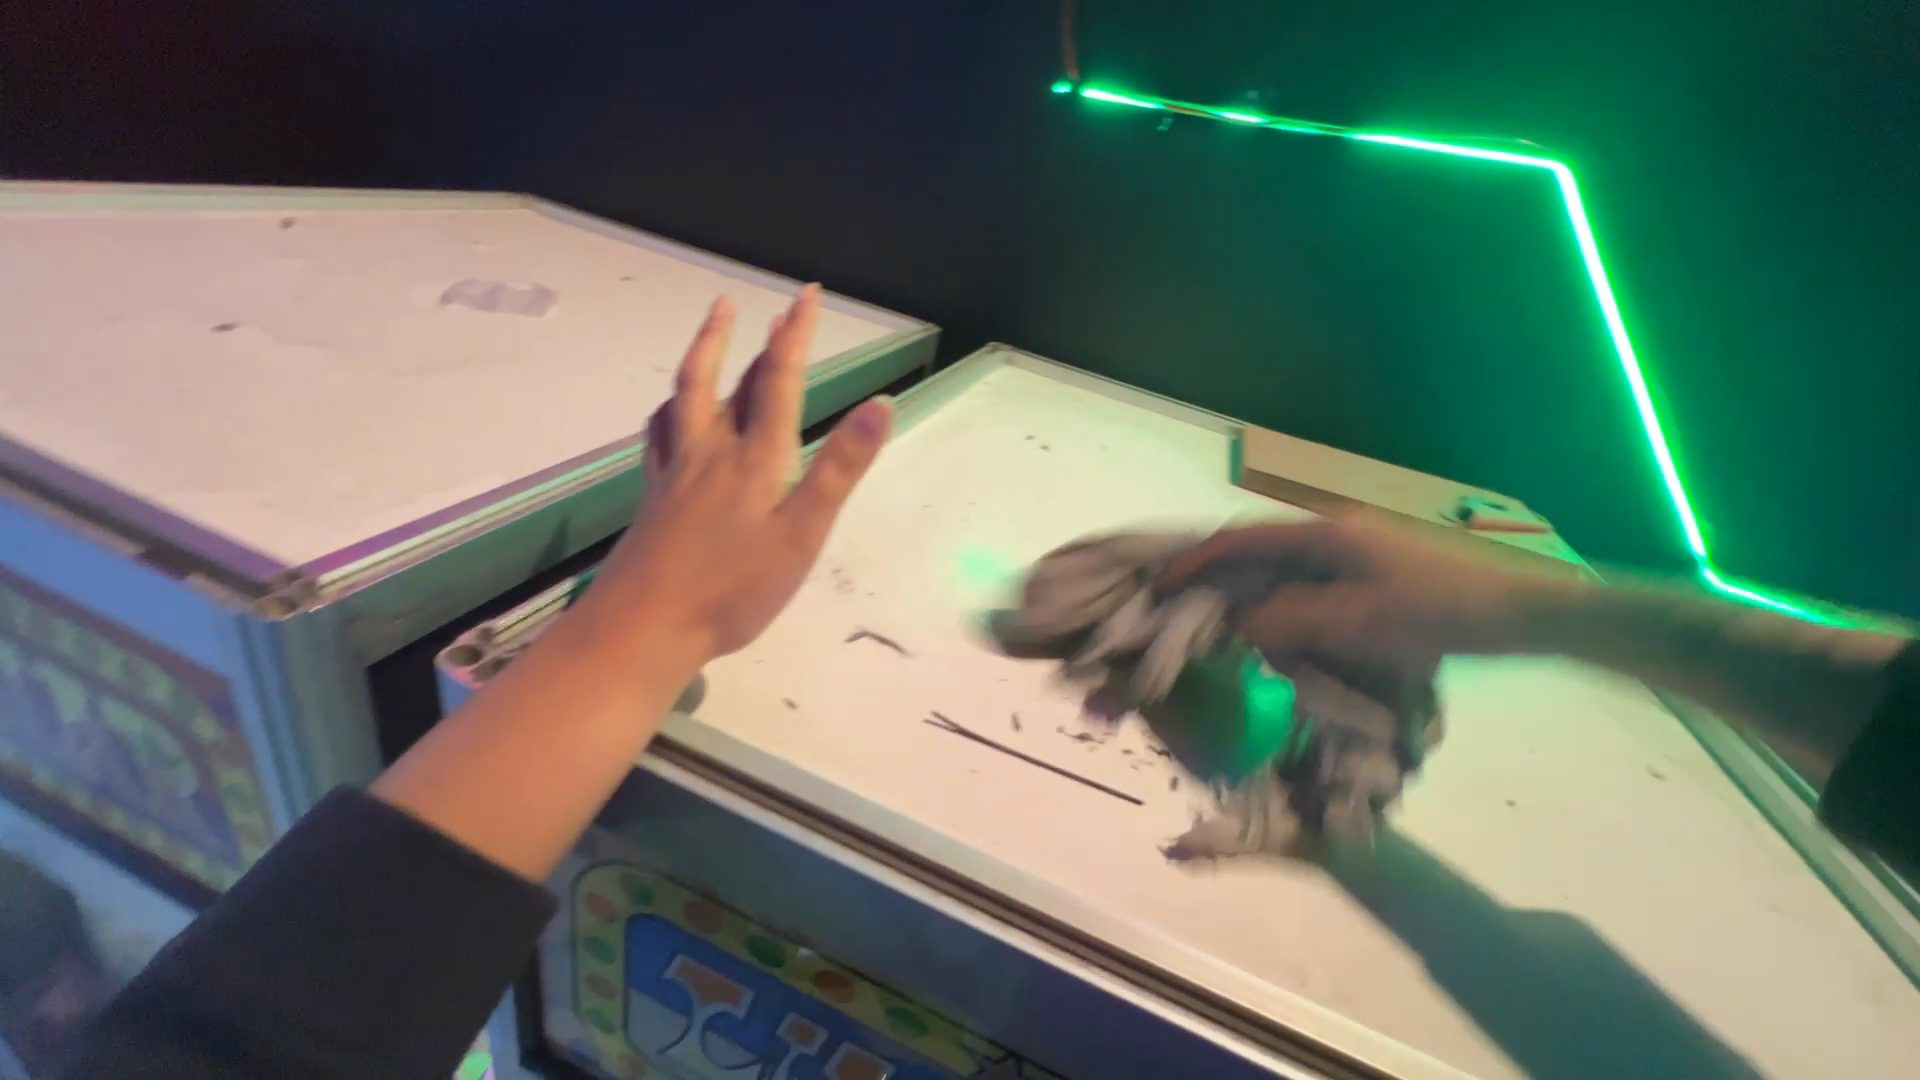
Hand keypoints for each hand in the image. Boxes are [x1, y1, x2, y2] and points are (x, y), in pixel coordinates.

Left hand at [570, 286, 892, 665]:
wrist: (646, 626)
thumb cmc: (736, 587)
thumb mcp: (804, 532)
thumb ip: (840, 467)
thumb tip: (880, 403)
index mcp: (757, 458)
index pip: (779, 381)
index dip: (795, 336)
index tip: (807, 295)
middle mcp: (714, 450)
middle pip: (738, 380)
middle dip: (764, 339)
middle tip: (779, 305)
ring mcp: (678, 469)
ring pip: (691, 394)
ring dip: (708, 352)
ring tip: (716, 320)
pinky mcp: (654, 493)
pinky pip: (660, 432)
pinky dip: (671, 405)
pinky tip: (671, 407)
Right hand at [1163, 513, 1571, 673]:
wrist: (1525, 608)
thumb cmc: (1438, 611)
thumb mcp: (1358, 622)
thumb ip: (1290, 620)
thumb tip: (1238, 622)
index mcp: (1322, 534)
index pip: (1241, 538)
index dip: (1196, 559)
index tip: (1161, 584)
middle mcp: (1331, 530)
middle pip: (1256, 546)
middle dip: (1216, 573)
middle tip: (1185, 605)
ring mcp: (1353, 545)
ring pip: (1282, 564)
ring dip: (1250, 589)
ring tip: (1225, 621)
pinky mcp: (1371, 565)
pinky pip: (1308, 578)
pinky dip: (1282, 598)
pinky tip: (1283, 625)